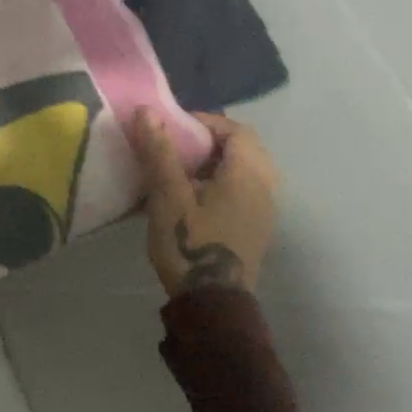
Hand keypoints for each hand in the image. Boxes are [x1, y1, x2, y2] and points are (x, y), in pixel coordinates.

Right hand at [129, 109, 278, 297]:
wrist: (212, 298)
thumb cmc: (189, 242)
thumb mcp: (168, 196)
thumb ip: (160, 153)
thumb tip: (146, 112)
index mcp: (247, 176)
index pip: (236, 131)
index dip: (203, 121)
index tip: (169, 126)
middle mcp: (265, 187)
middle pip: (245, 147)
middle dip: (209, 139)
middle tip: (173, 143)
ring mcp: (263, 208)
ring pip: (245, 167)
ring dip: (215, 159)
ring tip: (179, 166)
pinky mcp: (254, 224)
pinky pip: (243, 186)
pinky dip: (220, 177)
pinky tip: (191, 192)